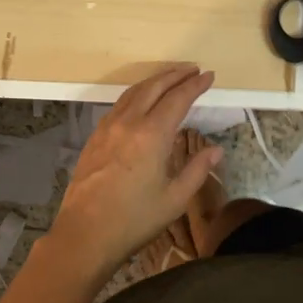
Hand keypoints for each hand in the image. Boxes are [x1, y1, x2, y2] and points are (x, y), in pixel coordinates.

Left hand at [47, 64, 222, 273]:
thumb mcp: (174, 200)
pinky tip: (142, 99)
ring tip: (171, 77)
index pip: (178, 99)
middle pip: (155, 86)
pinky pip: (120, 102)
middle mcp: (130, 121)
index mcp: (152, 134)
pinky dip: (137, 92)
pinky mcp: (96, 134)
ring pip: (135, 90)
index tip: (209, 75)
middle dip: (176, 74)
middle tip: (193, 69)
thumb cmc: (134, 220)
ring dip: (156, 80)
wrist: (85, 233)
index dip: (195, 85)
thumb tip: (216, 150)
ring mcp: (109, 125)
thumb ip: (197, 170)